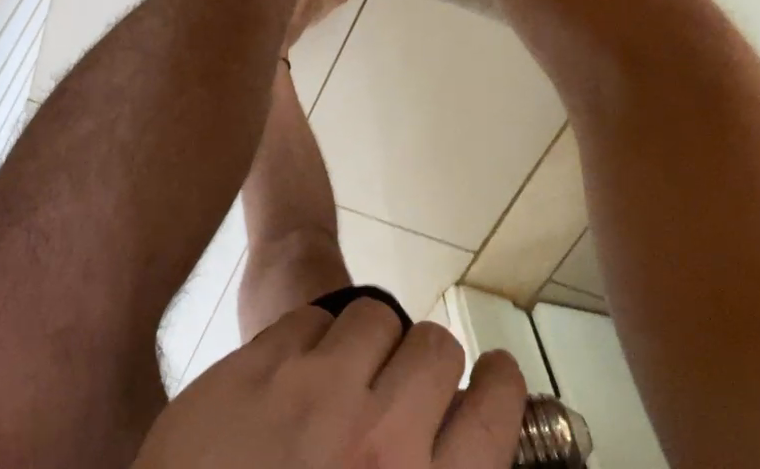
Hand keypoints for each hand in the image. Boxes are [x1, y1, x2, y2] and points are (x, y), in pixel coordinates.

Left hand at [132, 297, 527, 467]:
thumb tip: (448, 444)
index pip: (490, 415)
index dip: (499, 384)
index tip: (492, 371)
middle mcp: (376, 437)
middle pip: (436, 348)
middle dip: (429, 355)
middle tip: (407, 374)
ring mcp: (314, 390)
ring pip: (374, 316)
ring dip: (371, 337)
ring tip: (349, 365)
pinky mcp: (260, 361)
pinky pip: (315, 316)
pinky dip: (316, 335)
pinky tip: (299, 368)